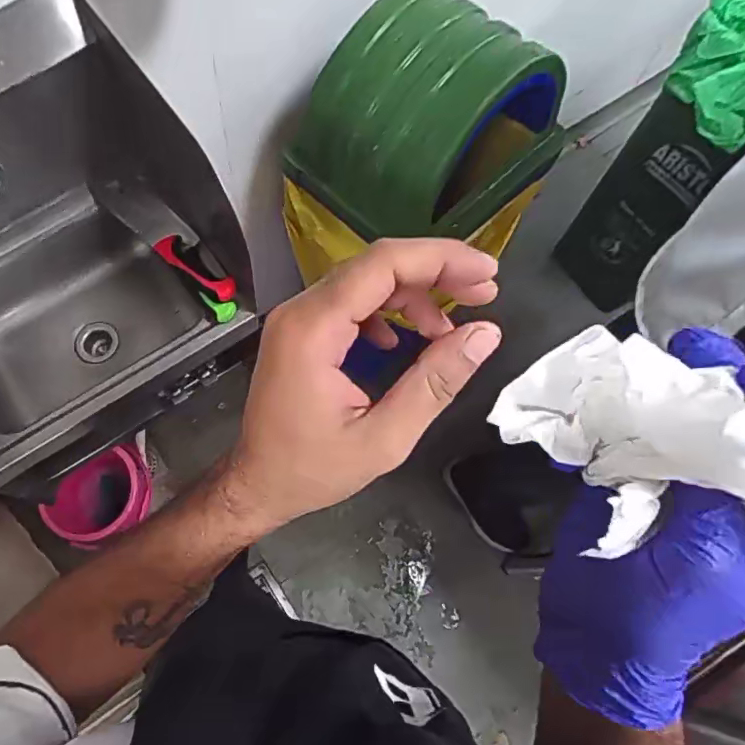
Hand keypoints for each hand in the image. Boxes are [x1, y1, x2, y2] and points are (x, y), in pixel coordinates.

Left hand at [216, 238, 502, 531]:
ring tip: (447, 327)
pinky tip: (404, 340)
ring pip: (362, 283)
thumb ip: (434, 383)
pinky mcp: (297, 335)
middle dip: (434, 273)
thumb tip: (483, 335)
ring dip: (411, 295)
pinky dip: (384, 312)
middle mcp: (297, 314)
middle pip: (374, 266)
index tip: (486, 274)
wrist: (258, 484)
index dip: (442, 260)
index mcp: (312, 332)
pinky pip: (346, 305)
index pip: (383, 265)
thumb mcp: (383, 438)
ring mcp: (293, 322)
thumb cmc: (309, 471)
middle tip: (481, 294)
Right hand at [535, 329, 744, 728]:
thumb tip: (715, 434)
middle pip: (733, 425)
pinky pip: (626, 446)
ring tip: (649, 365)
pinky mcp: (625, 487)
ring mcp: (675, 487)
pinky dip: (614, 422)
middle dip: (716, 384)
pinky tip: (607, 402)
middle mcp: (728, 492)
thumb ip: (716, 501)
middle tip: (692, 351)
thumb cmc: (662, 618)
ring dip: (662, 396)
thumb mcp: (704, 563)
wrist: (593, 641)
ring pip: (677, 429)